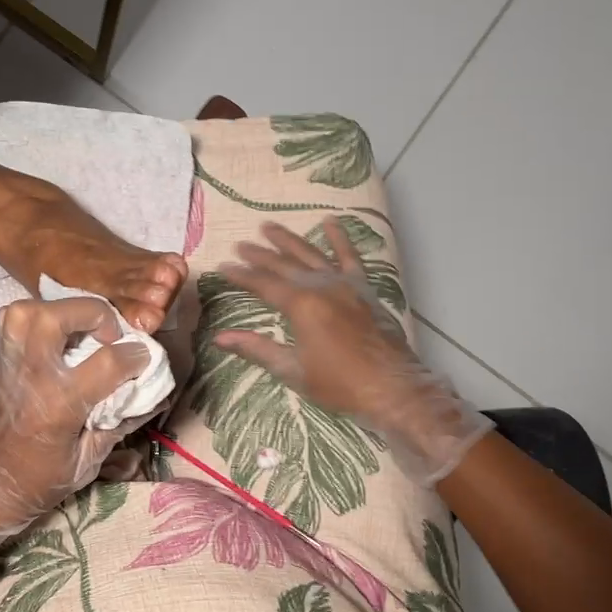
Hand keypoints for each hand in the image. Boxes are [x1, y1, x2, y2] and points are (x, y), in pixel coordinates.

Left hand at [0, 298, 153, 582]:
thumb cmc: (39, 481)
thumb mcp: (88, 460)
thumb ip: (119, 423)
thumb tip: (151, 392)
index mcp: (58, 405)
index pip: (108, 362)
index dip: (136, 356)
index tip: (143, 359)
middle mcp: (31, 375)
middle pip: (60, 315)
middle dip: (96, 314)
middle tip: (108, 336)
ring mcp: (8, 362)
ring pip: (30, 308)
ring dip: (62, 310)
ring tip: (81, 330)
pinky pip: (12, 318)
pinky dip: (38, 316)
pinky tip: (55, 336)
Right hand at [216, 219, 490, 485]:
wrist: (392, 388)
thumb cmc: (339, 384)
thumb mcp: (292, 370)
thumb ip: (256, 348)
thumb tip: (220, 337)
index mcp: (302, 306)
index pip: (264, 285)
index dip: (242, 276)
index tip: (224, 266)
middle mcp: (323, 287)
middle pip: (285, 266)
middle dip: (261, 255)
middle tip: (241, 244)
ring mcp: (346, 285)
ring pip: (312, 256)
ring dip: (290, 241)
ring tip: (269, 227)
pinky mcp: (365, 290)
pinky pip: (351, 258)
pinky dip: (340, 239)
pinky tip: (330, 223)